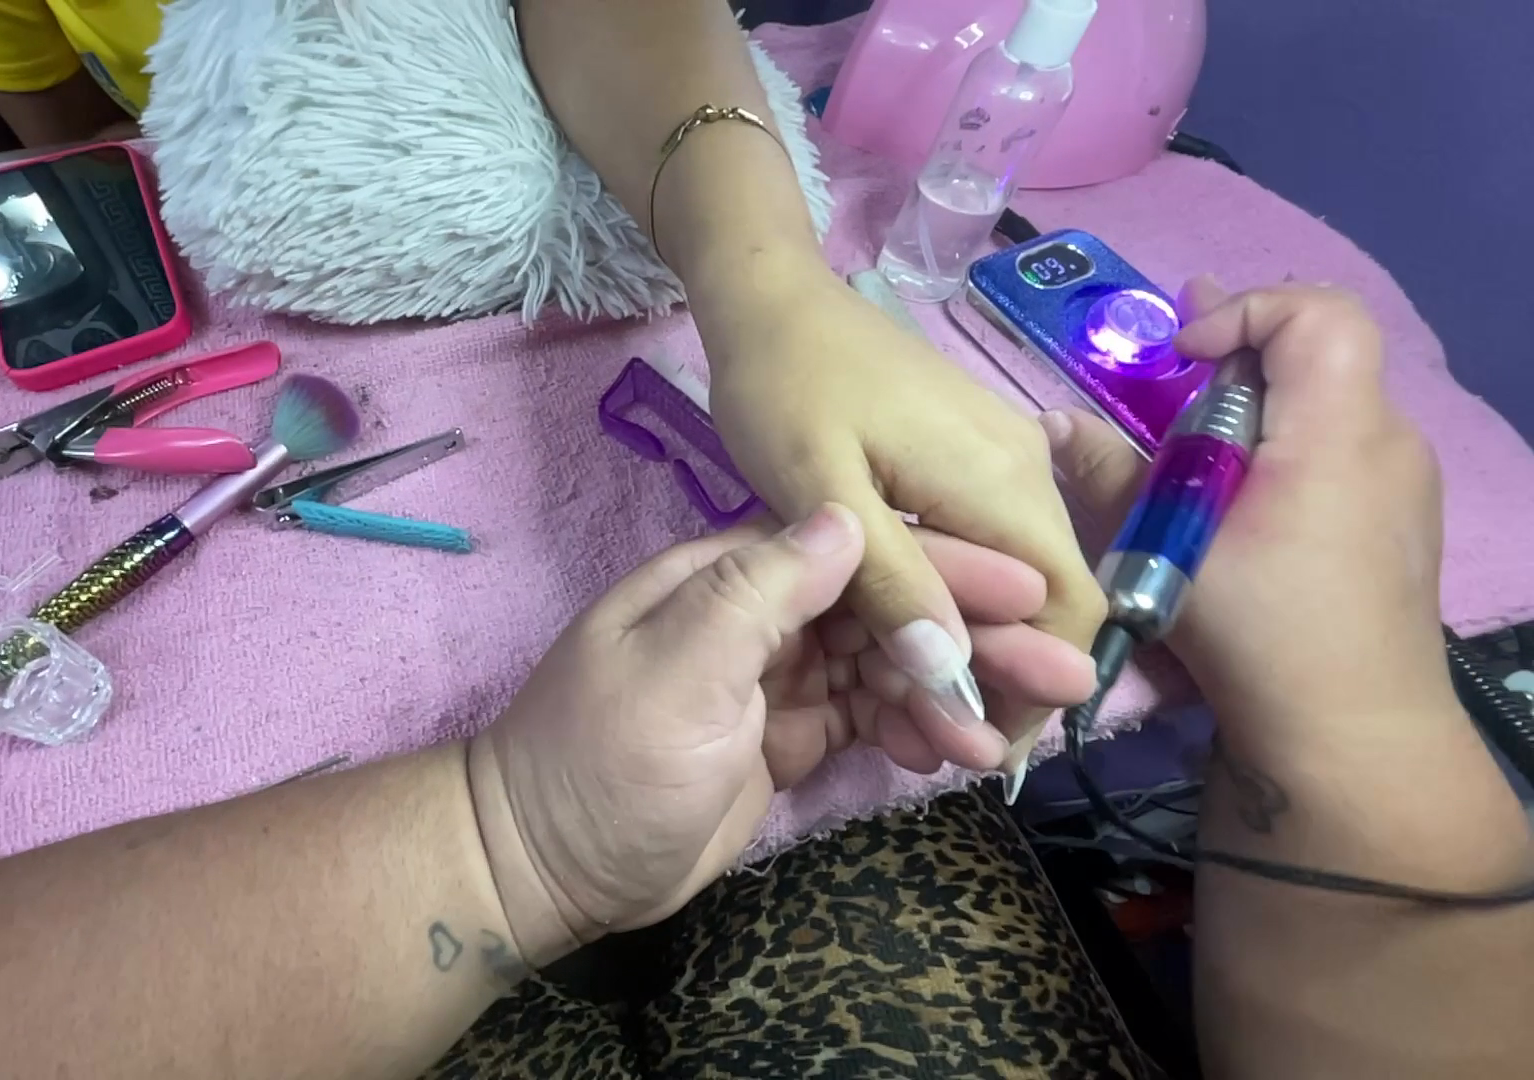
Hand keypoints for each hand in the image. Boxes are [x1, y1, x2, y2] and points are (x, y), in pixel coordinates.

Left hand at [466, 503, 1058, 965]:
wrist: (551, 858)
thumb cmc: (607, 757)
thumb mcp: (674, 667)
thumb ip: (755, 592)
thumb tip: (838, 517)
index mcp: (724, 579)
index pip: (847, 554)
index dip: (937, 570)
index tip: (1027, 591)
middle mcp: (753, 617)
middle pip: (875, 612)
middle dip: (965, 638)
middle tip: (1063, 674)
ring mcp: (768, 679)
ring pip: (875, 669)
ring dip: (945, 693)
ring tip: (1013, 733)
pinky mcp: (778, 735)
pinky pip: (855, 718)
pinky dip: (903, 730)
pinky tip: (949, 751)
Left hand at [692, 260, 1098, 774]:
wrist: (769, 303)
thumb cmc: (784, 387)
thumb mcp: (821, 487)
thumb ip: (891, 576)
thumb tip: (955, 668)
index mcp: (997, 482)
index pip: (1066, 606)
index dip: (1034, 685)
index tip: (980, 745)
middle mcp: (1015, 473)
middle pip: (1038, 597)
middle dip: (995, 675)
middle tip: (935, 739)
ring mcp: (986, 463)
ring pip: (999, 577)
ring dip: (962, 643)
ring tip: (907, 705)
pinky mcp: (950, 462)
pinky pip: (965, 545)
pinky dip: (939, 598)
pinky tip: (893, 633)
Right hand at [1042, 280, 1453, 741]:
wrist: (1346, 722)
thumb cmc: (1253, 626)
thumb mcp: (1159, 547)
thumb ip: (1109, 474)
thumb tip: (1051, 422)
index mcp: (1337, 438)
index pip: (1319, 317)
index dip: (1243, 312)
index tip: (1176, 357)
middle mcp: (1385, 443)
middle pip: (1320, 354)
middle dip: (1236, 349)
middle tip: (1166, 364)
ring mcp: (1397, 480)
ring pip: (1323, 403)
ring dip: (1249, 401)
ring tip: (1181, 435)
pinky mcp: (1389, 514)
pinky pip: (1331, 446)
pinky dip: (1272, 441)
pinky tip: (1224, 489)